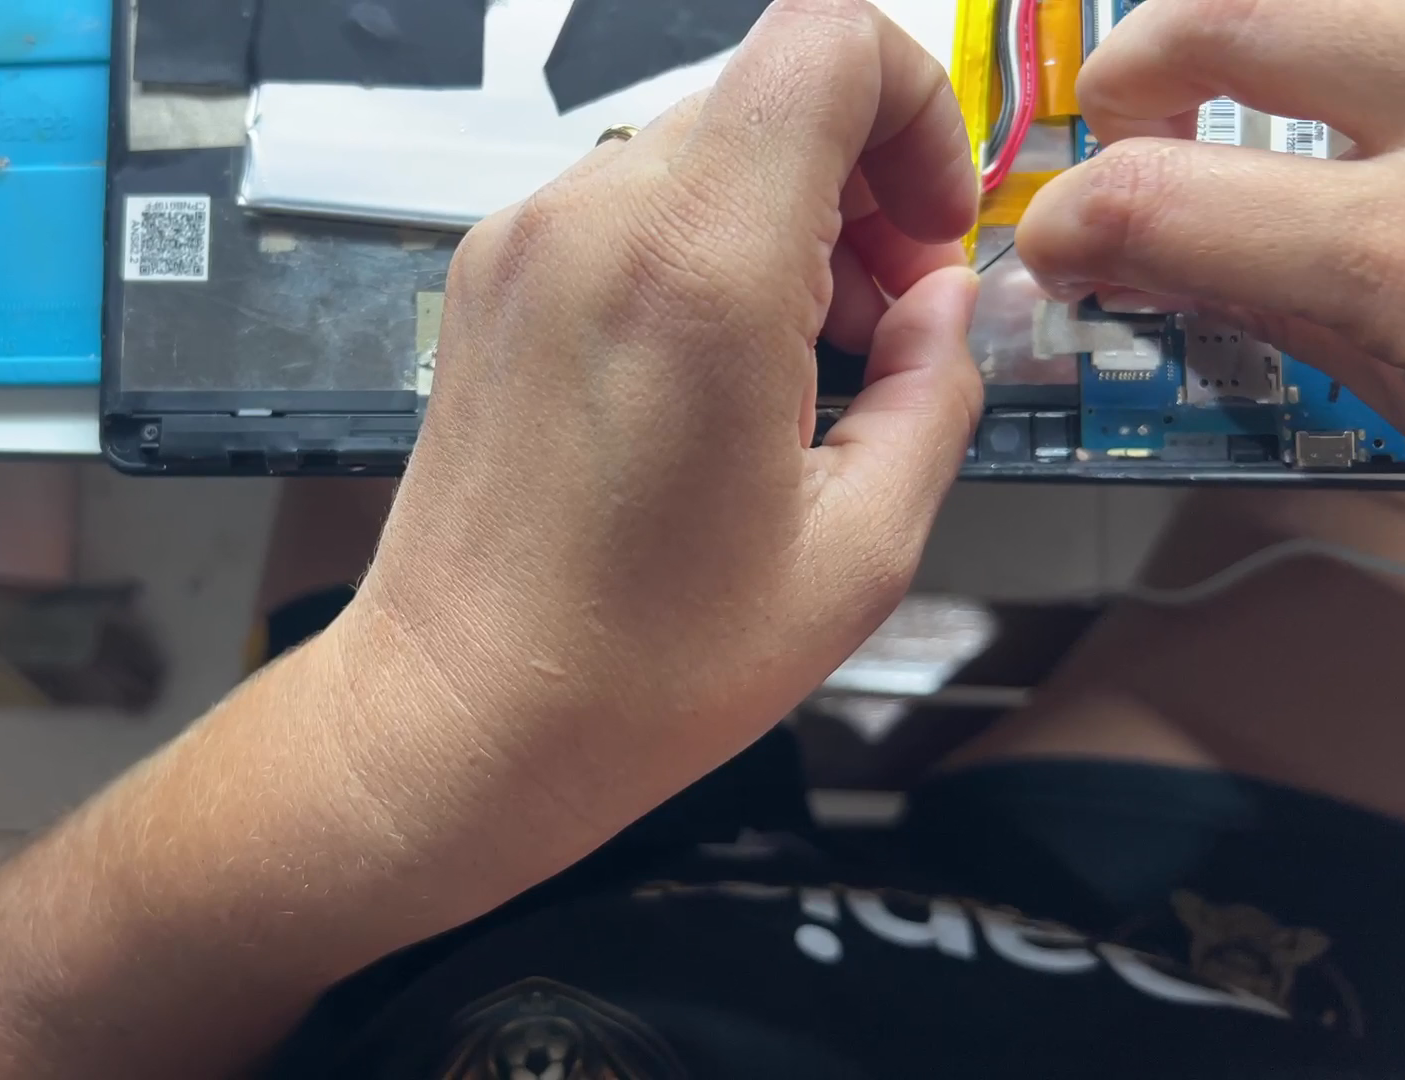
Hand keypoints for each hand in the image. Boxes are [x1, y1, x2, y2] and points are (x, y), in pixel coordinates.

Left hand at [328, 0, 982, 887]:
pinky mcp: (478, 297)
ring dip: (761, 236)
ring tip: (779, 373)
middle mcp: (584, 228)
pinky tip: (691, 378)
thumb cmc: (640, 668)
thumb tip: (942, 305)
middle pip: (759, 111)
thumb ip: (937, 393)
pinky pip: (610, 223)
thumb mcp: (853, 553)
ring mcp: (513, 255)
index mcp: (693, 271)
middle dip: (844, 198)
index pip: (827, 45)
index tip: (921, 230)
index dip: (911, 110)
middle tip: (866, 333)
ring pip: (682, 166)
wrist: (461, 708)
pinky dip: (678, 263)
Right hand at [1016, 0, 1404, 465]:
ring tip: (1293, 79)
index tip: (1067, 249)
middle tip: (1147, 124)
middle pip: (1219, 8)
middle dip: (1137, 73)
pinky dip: (1384, 30)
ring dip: (1275, 23)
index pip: (1127, 200)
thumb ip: (1286, 317)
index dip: (1059, 226)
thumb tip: (1154, 270)